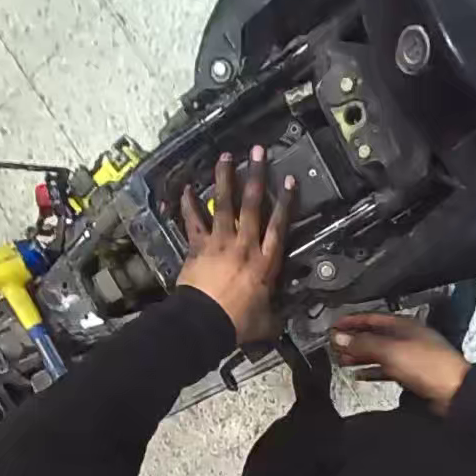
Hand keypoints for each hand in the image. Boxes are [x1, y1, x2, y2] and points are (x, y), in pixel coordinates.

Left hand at [177, 147, 295, 343]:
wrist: (205, 323)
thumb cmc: (237, 323)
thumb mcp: (266, 322)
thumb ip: (274, 314)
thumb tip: (281, 321)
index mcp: (265, 263)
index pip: (279, 226)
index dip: (285, 202)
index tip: (289, 180)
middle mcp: (244, 246)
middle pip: (252, 204)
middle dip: (256, 175)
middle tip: (258, 152)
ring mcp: (220, 243)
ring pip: (224, 204)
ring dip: (225, 179)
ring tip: (225, 157)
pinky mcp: (199, 247)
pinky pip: (194, 221)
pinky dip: (189, 205)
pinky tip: (186, 189)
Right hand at [331, 313, 471, 414]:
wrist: (453, 392)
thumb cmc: (431, 366)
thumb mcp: (390, 351)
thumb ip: (363, 343)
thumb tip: (341, 337)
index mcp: (403, 325)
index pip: (371, 318)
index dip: (352, 321)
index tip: (336, 326)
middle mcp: (406, 338)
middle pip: (374, 335)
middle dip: (353, 340)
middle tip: (335, 345)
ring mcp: (409, 356)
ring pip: (378, 353)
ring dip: (359, 356)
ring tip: (342, 360)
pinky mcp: (411, 374)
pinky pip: (385, 369)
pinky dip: (371, 371)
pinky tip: (360, 375)